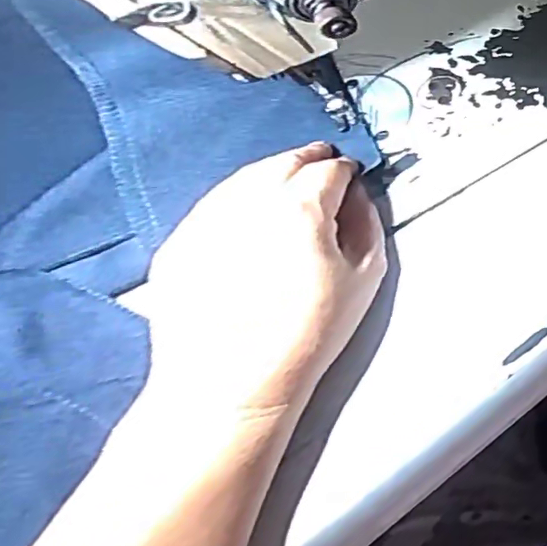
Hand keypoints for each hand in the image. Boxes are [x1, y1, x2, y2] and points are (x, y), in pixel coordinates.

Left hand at [131, 143, 387, 416]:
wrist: (230, 386)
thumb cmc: (308, 333)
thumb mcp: (366, 274)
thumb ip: (368, 222)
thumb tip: (358, 197)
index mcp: (301, 210)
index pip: (330, 168)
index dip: (348, 169)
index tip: (353, 176)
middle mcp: (250, 206)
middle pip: (284, 161)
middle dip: (310, 159)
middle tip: (325, 165)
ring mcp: (207, 224)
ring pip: (245, 177)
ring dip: (273, 173)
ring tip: (291, 185)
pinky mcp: (178, 245)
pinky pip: (214, 204)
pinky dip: (238, 199)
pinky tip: (253, 214)